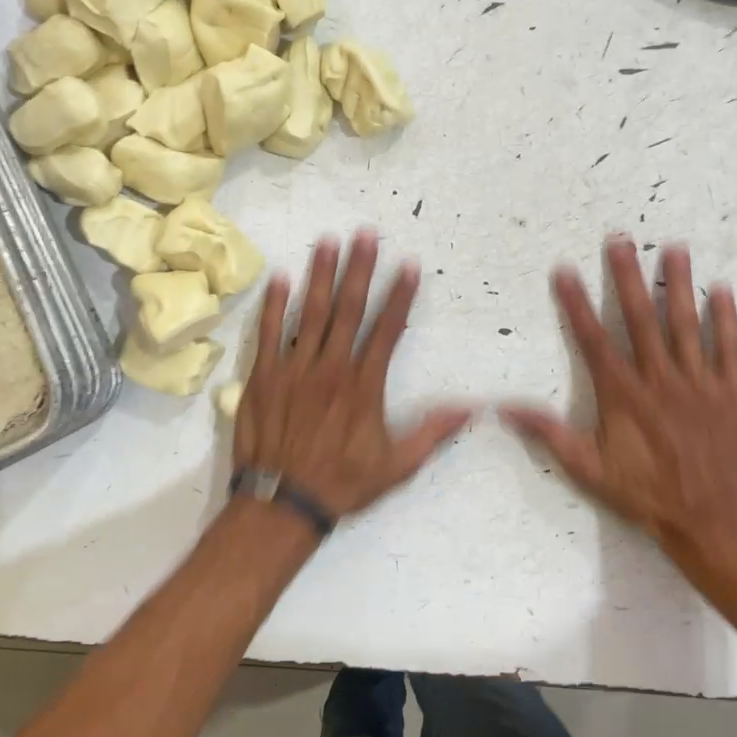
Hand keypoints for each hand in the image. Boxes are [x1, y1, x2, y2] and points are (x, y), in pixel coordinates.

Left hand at [234, 230, 471, 520]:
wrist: (282, 502)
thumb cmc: (342, 484)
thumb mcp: (396, 466)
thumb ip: (432, 433)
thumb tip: (472, 410)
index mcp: (364, 385)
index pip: (387, 329)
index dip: (400, 295)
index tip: (409, 264)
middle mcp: (331, 367)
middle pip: (348, 309)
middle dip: (359, 268)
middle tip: (366, 233)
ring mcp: (293, 368)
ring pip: (310, 312)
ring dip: (321, 275)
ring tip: (329, 241)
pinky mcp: (263, 376)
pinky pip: (269, 332)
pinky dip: (274, 304)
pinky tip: (281, 277)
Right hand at [501, 238, 736, 555]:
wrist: (708, 518)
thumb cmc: (642, 493)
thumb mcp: (587, 469)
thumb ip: (549, 434)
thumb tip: (505, 408)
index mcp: (623, 396)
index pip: (593, 340)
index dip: (576, 304)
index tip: (565, 271)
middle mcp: (660, 380)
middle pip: (640, 319)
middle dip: (627, 277)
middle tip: (621, 240)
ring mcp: (697, 383)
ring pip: (686, 324)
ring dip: (678, 284)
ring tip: (675, 247)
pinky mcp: (728, 392)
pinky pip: (728, 348)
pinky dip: (725, 318)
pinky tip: (721, 290)